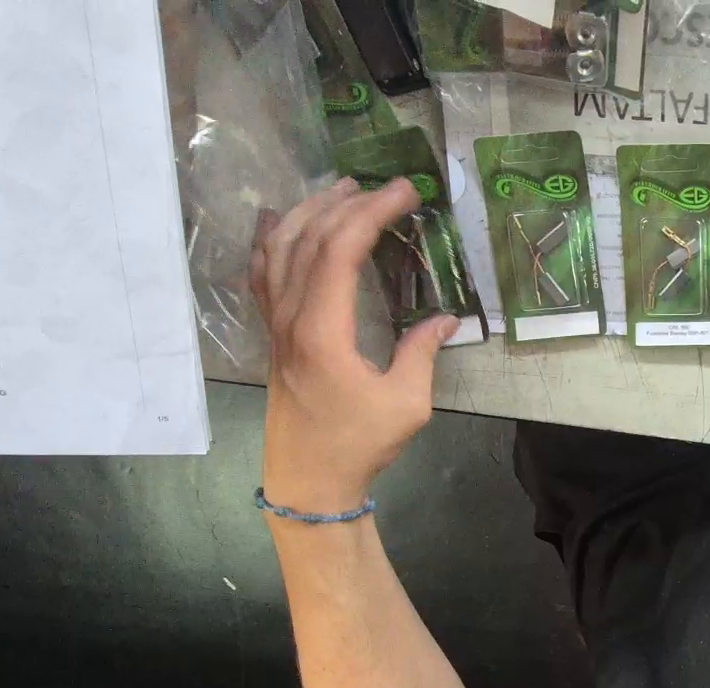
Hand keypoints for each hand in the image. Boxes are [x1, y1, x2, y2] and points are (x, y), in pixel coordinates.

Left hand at [250, 177, 460, 516]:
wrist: (310, 477)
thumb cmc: (360, 443)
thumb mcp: (407, 403)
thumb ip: (422, 353)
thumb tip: (445, 319)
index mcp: (323, 329)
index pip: (341, 250)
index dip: (373, 213)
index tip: (405, 193)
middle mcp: (291, 315)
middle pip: (310, 238)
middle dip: (348, 203)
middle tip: (385, 187)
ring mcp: (275, 323)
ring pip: (280, 247)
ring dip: (311, 211)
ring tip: (341, 190)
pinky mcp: (273, 335)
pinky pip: (264, 272)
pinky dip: (274, 238)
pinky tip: (283, 221)